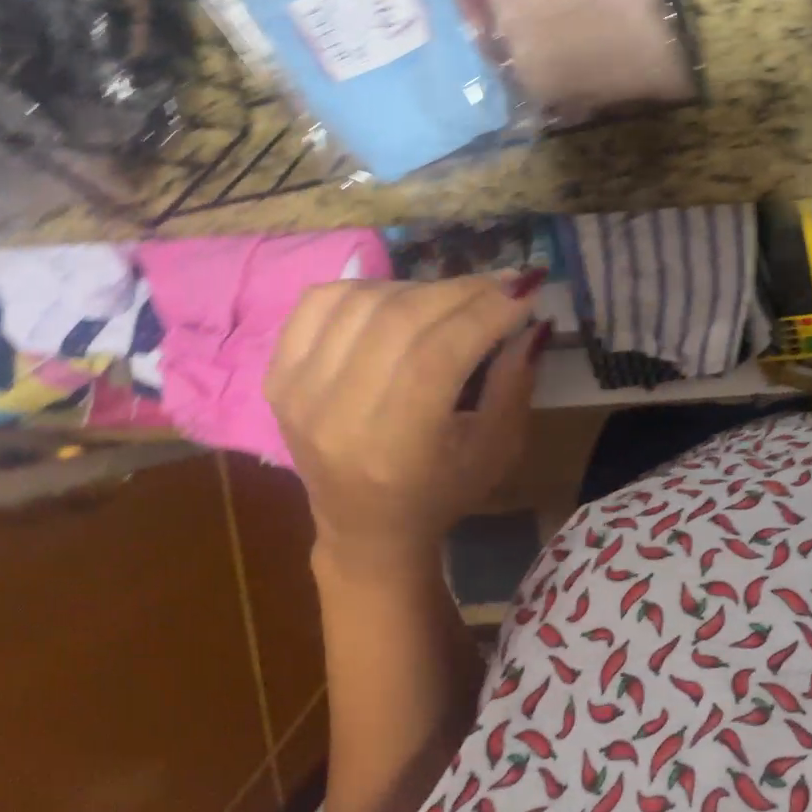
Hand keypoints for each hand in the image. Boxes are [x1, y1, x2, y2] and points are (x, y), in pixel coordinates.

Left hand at [265, 272, 549, 576]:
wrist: (365, 528)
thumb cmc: (443, 492)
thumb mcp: (497, 448)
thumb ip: (516, 383)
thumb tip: (534, 321)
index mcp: (396, 443)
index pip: (441, 353)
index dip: (487, 311)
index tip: (526, 287)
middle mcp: (337, 413)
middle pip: (402, 319)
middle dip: (462, 290)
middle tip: (502, 282)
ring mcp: (298, 391)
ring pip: (364, 302)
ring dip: (422, 287)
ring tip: (457, 297)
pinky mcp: (278, 375)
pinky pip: (320, 302)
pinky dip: (368, 287)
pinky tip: (402, 298)